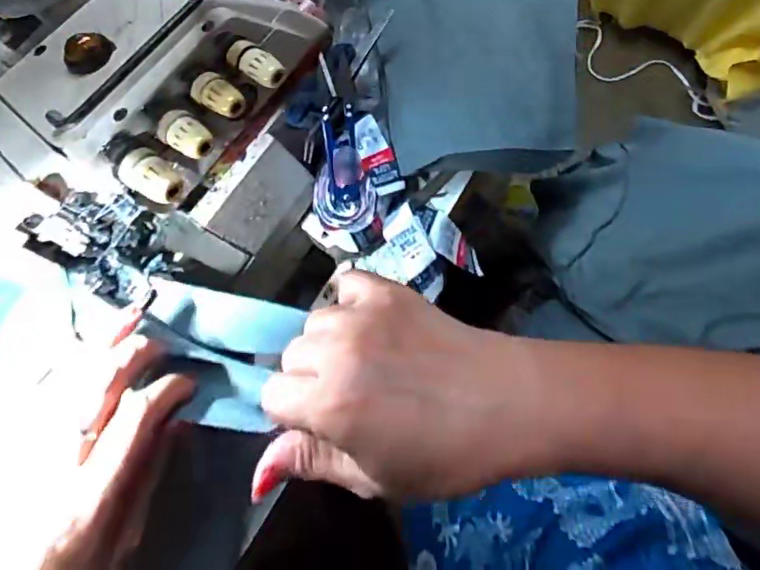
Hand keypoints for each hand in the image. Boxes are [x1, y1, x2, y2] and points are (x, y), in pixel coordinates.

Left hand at [0, 305, 194, 569]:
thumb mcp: (115, 542)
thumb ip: (145, 478)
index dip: (170, 387)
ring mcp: (15, 441)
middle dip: (139, 351)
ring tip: (129, 316)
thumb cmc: (62, 569)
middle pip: (101, 379)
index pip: (137, 414)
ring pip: (64, 369)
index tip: (189, 381)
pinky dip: (48, 350)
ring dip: (101, 338)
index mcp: (86, 493)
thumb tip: (176, 420)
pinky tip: (73, 334)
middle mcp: (50, 458)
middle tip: (163, 346)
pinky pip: (20, 378)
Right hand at [254, 272, 538, 503]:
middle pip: (290, 355)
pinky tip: (371, 320)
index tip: (322, 420)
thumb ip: (312, 463)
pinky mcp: (388, 290)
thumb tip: (258, 472)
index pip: (272, 396)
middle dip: (309, 375)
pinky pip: (346, 282)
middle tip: (349, 391)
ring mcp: (363, 315)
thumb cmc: (441, 453)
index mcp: (329, 406)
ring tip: (366, 357)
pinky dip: (350, 298)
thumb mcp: (373, 477)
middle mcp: (336, 352)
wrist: (501, 400)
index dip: (294, 412)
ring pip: (315, 320)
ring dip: (329, 339)